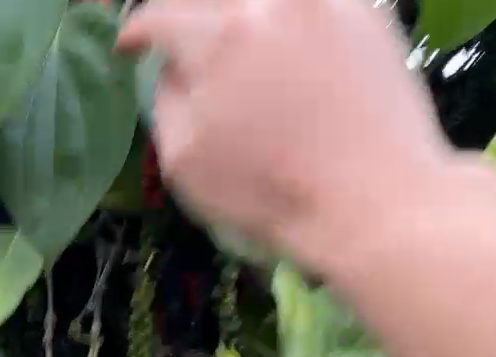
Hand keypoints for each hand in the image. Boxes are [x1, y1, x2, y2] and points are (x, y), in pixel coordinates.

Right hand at [118, 0, 467, 271]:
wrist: (367, 197)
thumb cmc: (263, 190)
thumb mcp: (183, 160)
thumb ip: (166, 101)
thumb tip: (172, 69)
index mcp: (220, 36)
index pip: (159, 12)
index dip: (135, 30)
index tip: (129, 47)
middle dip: (182, 10)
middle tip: (174, 35)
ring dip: (234, 13)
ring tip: (230, 42)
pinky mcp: (367, 9)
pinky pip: (308, 3)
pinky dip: (282, 18)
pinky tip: (280, 48)